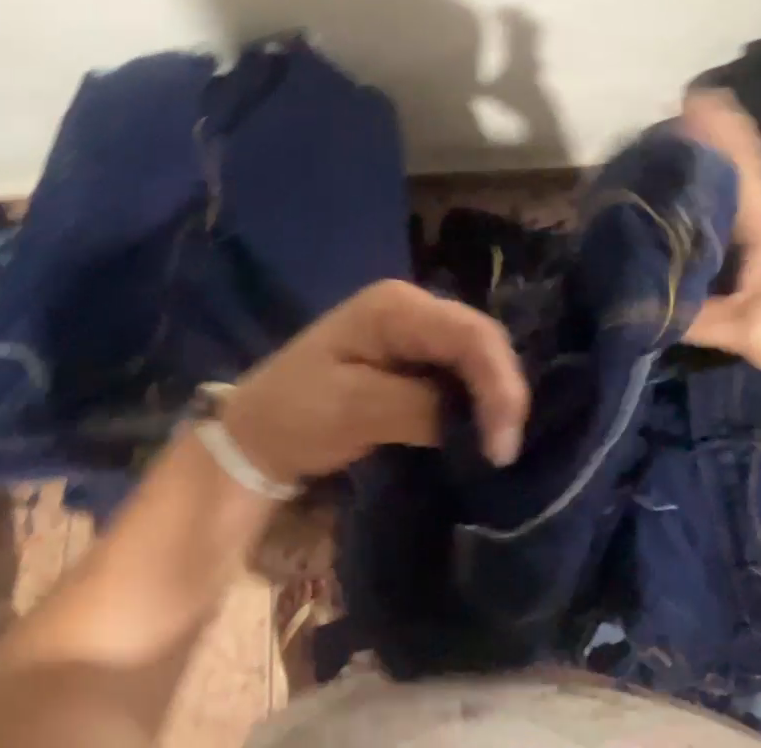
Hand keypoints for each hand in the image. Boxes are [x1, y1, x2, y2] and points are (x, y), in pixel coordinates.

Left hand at [220, 280, 530, 484]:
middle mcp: (410, 306)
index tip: (501, 447)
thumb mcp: (355, 410)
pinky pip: (458, 373)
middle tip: (504, 452)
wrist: (255, 433)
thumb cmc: (296, 413)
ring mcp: (411, 330)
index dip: (498, 385)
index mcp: (395, 307)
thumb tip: (476, 421)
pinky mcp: (410, 358)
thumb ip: (420, 406)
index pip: (470, 334)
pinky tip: (479, 431)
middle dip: (502, 393)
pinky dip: (474, 402)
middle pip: (480, 341)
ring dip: (493, 398)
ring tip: (498, 446)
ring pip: (475, 357)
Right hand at [678, 91, 760, 416]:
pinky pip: (736, 211)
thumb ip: (687, 315)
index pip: (738, 166)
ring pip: (738, 187)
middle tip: (667, 118)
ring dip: (713, 161)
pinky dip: (717, 192)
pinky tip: (693, 198)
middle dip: (709, 137)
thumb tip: (628, 303)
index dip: (717, 132)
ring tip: (674, 144)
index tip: (691, 99)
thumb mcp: (743, 330)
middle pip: (738, 166)